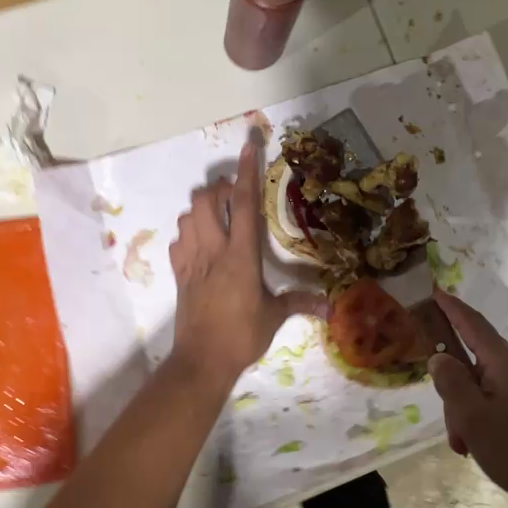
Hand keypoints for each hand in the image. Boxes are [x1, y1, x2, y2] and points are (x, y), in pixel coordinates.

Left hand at [169, 133, 325, 383]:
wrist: (201, 361)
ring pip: (187, 216)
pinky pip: (178, 241)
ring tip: (217, 218)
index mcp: (240, 255)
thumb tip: (330, 306)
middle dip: (217, 189)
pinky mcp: (179, 274)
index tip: (249, 146)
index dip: (247, 172)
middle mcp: (212, 250)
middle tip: (232, 197)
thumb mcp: (274, 317)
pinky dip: (188, 233)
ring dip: (201, 209)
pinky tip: (200, 244)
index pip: (242, 203)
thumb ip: (299, 303)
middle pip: (205, 200)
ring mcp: (191, 261)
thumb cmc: (241, 336)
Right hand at [429, 288, 507, 507]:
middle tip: (454, 432)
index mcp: (505, 363)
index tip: (434, 291)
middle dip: (455, 392)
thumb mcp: (474, 419)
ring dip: (469, 415)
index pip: (473, 324)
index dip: (451, 308)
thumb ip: (451, 384)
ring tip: (470, 449)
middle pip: (475, 365)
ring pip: (486, 391)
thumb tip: (440, 358)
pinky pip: (503, 407)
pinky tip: (488, 451)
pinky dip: (487, 423)